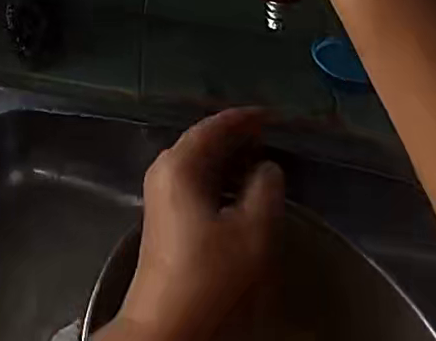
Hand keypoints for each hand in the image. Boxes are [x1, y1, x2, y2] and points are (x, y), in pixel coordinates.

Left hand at [106, 109, 284, 340]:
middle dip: (239, 136)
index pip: (215, 125)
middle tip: (272, 137)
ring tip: (263, 162)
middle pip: (205, 140)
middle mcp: (165, 169)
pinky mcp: (165, 216)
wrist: (165, 331)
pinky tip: (241, 193)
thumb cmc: (209, 278)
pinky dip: (220, 178)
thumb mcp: (252, 232)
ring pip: (200, 162)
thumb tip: (268, 166)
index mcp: (180, 163)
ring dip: (231, 159)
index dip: (246, 118)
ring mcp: (161, 193)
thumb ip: (266, 189)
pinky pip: (196, 181)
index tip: (274, 115)